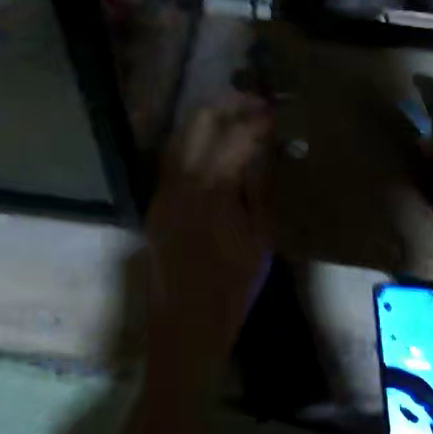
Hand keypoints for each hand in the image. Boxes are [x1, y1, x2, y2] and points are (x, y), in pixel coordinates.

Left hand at [143, 93, 273, 390]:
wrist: (185, 327)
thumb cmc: (232, 289)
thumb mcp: (260, 238)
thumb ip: (260, 187)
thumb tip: (264, 150)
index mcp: (211, 190)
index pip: (236, 135)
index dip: (259, 118)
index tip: (277, 111)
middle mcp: (180, 181)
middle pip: (199, 122)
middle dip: (229, 106)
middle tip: (257, 105)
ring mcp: (162, 192)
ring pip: (181, 137)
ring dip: (209, 123)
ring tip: (239, 121)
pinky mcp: (155, 205)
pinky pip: (174, 161)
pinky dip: (196, 146)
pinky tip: (216, 152)